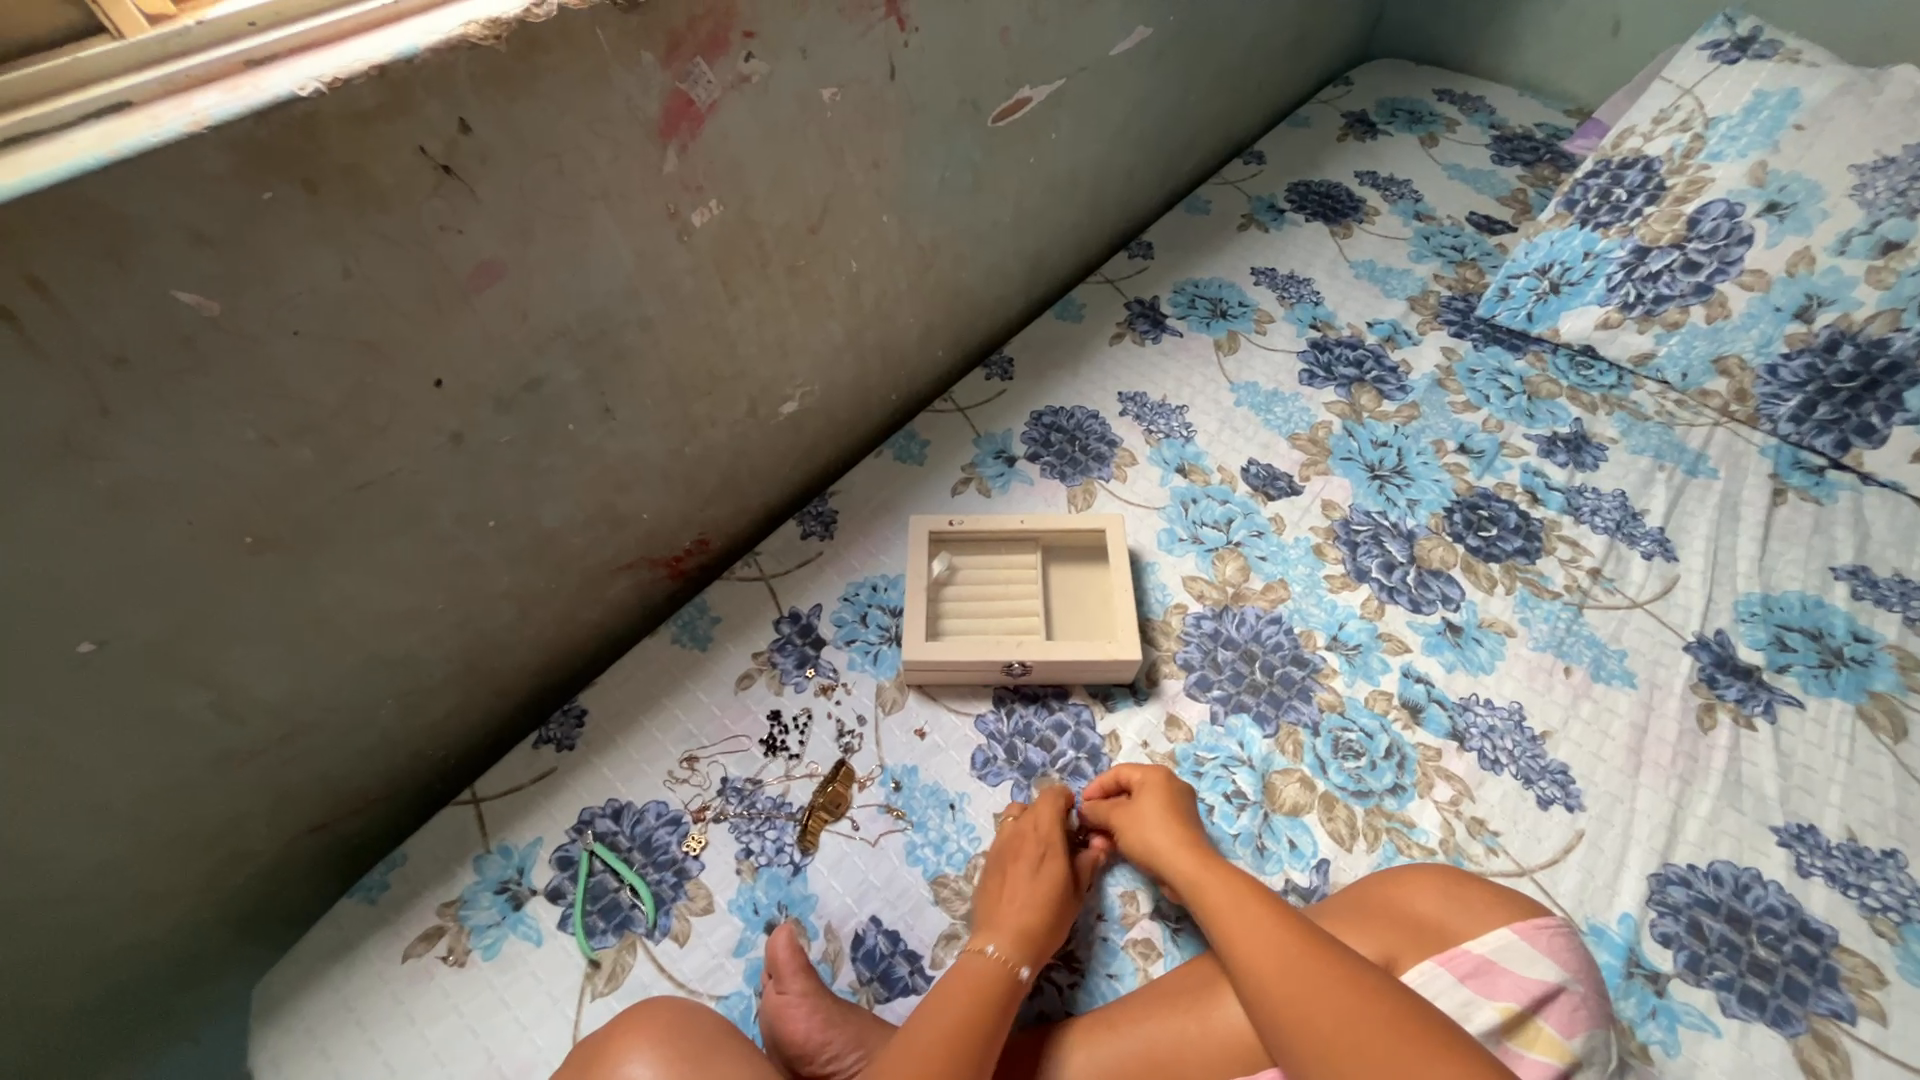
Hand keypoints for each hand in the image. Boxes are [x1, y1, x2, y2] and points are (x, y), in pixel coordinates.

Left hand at [968, 784, 1111, 970]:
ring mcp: (999, 841)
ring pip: (1015, 817)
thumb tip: (1100, 843)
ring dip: (1030, 824)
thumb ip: (1088, 861)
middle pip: (1034, 804)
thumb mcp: (1077, 891)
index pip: (1053, 793)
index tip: (1075, 822)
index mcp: (1044, 830)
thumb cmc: (1047, 917)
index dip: (1066, 801)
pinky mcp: (987, 856)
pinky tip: (1022, 868)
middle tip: (1062, 841)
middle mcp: (1019, 828)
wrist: (1004, 944)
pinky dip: (1016, 840)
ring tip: (1040, 851)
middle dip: (1050, 815)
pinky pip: (1004, 835)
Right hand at [1076, 764, 1220, 900]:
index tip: (1080, 806)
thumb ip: (1095, 809)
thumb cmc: (1150, 834)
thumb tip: (1085, 810)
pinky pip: (1149, 825)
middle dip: (1104, 812)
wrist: (1189, 871)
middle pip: (1126, 793)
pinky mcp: (1180, 830)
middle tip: (1088, 828)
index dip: (1095, 788)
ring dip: (1114, 826)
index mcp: (1155, 774)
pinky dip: (1131, 833)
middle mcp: (1169, 786)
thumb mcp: (1115, 818)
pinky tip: (1116, 849)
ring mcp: (1177, 809)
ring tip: (1099, 844)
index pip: (1117, 773)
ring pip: (1136, 812)